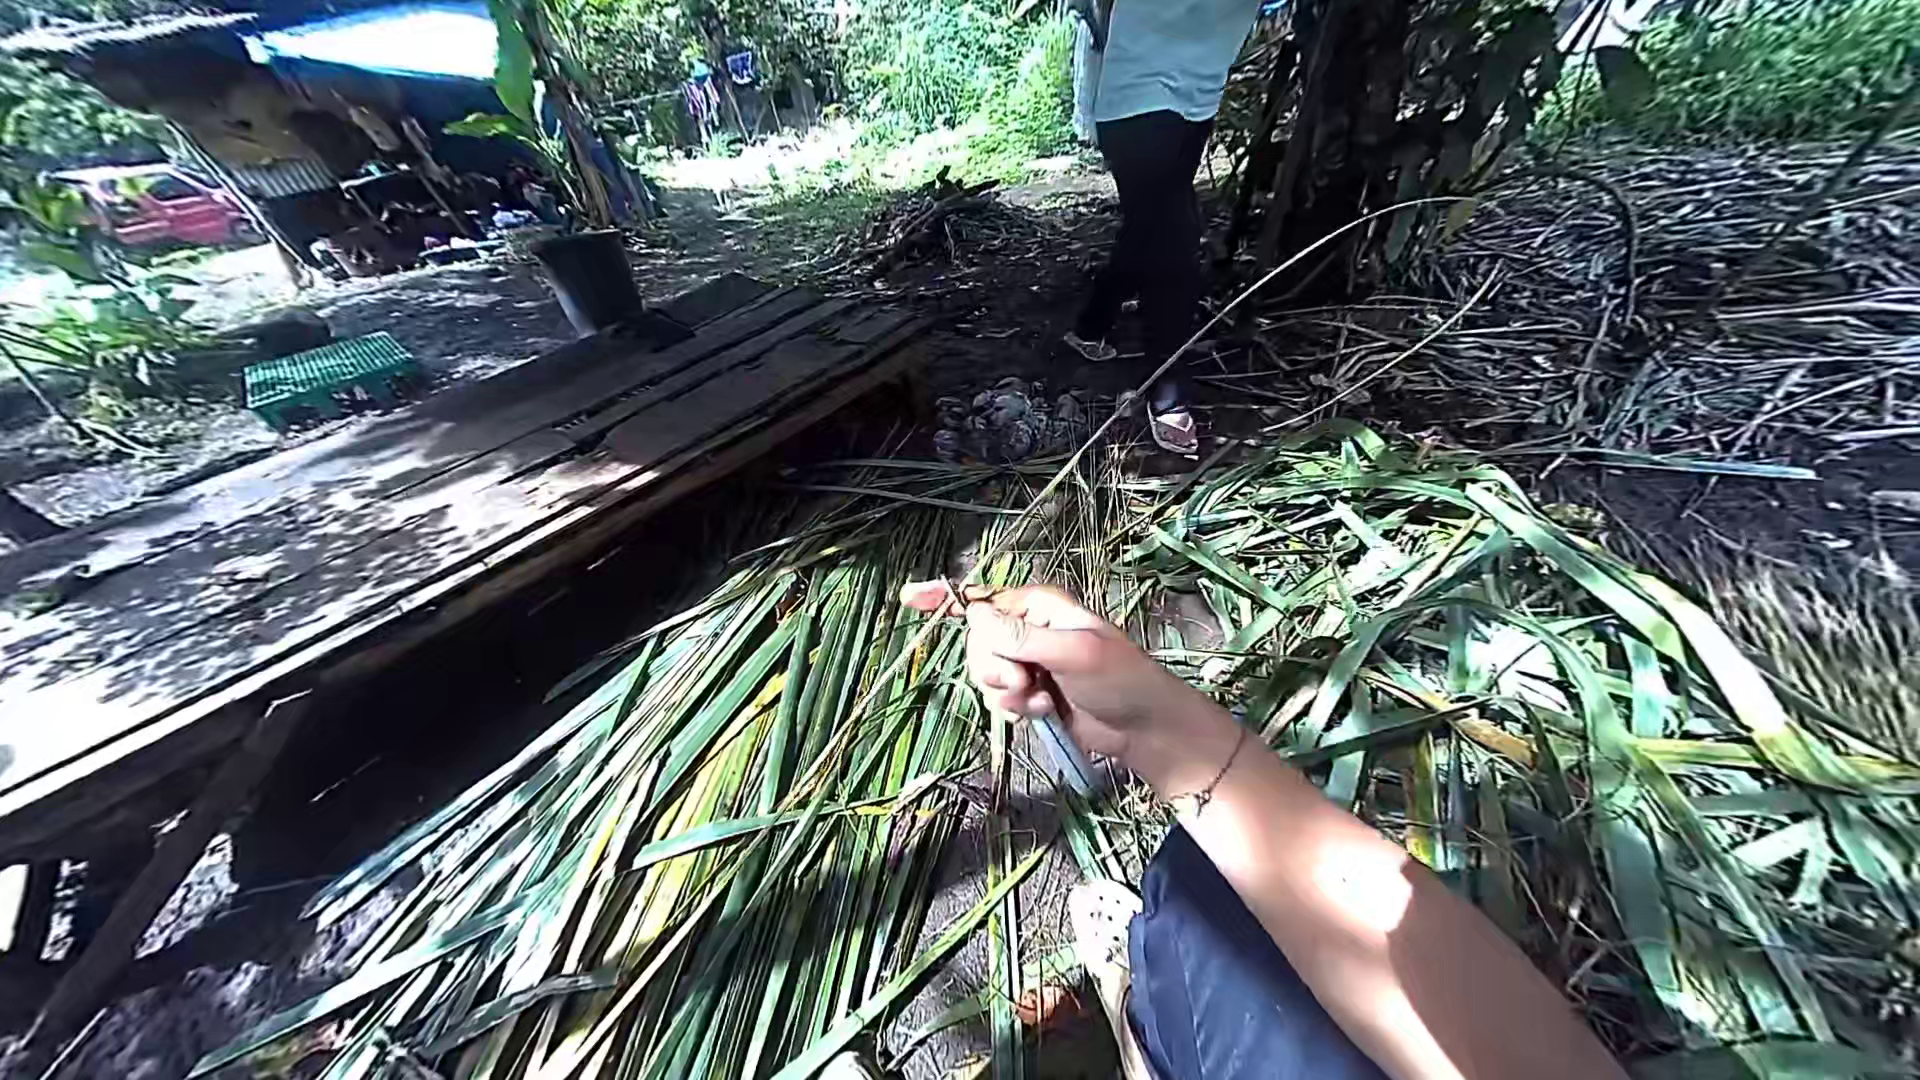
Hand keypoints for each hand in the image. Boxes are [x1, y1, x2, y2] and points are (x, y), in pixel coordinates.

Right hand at [898, 580, 1229, 778]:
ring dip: (1008, 692)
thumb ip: (1022, 637)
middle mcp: (1026, 629)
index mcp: (1038, 606)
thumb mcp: (1074, 653)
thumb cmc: (1119, 678)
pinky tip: (1044, 711)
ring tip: (1041, 698)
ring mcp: (1026, 662)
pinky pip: (998, 698)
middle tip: (1025, 681)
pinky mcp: (1028, 692)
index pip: (982, 598)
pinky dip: (1016, 709)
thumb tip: (974, 615)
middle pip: (976, 641)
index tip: (908, 599)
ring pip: (984, 673)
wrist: (1143, 727)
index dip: (944, 597)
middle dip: (995, 667)